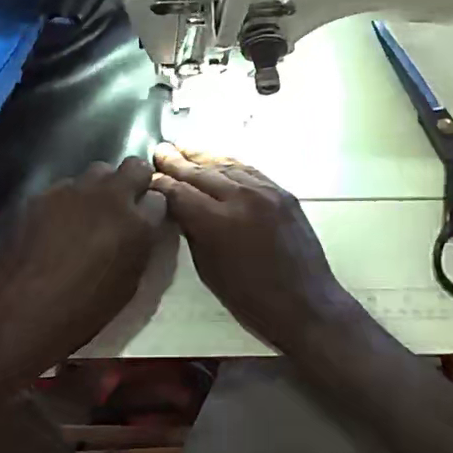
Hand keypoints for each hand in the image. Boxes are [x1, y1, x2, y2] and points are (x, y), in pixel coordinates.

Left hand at [0, 157, 165, 386]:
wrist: (25, 308)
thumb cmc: (85, 308)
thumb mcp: (129, 281)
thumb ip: (140, 243)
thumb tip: (140, 225)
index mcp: (138, 224)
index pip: (160, 197)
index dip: (152, 206)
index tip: (146, 216)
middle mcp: (110, 197)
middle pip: (133, 167)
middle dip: (134, 179)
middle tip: (124, 203)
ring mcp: (74, 190)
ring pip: (97, 172)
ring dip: (99, 188)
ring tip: (88, 213)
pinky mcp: (44, 193)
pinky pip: (65, 187)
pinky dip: (68, 200)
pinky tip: (56, 222)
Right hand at [150, 144, 351, 348]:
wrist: (305, 303)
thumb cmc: (250, 298)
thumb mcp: (208, 269)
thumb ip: (191, 231)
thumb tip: (178, 207)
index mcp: (218, 222)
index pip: (179, 192)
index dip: (160, 183)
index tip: (147, 176)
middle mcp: (241, 198)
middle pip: (200, 172)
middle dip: (176, 162)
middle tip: (160, 150)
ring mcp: (265, 191)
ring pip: (225, 165)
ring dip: (201, 157)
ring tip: (183, 149)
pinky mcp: (282, 192)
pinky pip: (248, 171)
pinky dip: (228, 165)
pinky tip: (217, 162)